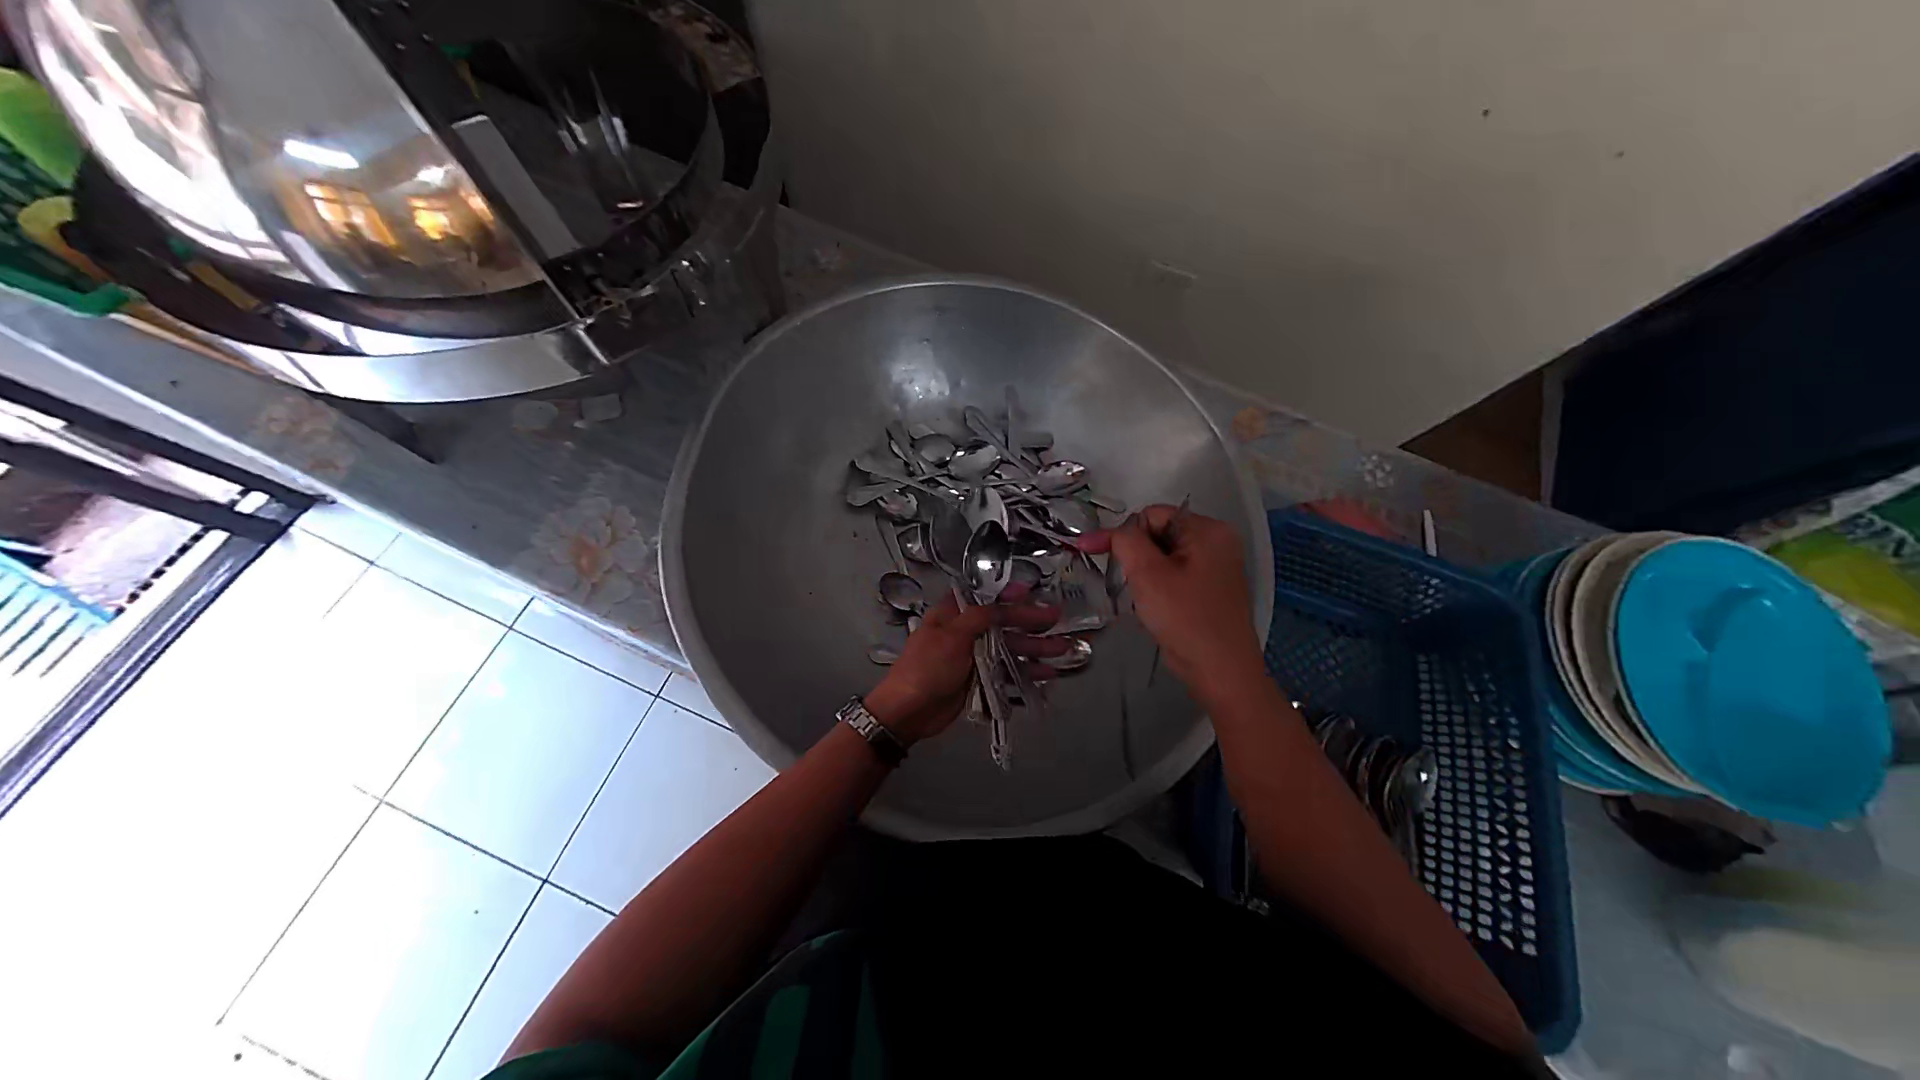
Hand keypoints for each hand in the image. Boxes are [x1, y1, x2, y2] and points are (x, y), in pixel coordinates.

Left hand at [864, 585, 1062, 744]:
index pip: (984, 598)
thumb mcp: (952, 636)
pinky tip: (1047, 674)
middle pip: (1003, 624)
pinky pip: (1007, 674)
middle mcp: (965, 633)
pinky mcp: (980, 681)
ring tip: (1063, 649)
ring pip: (1010, 650)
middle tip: (1058, 619)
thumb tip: (1003, 602)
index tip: (1032, 592)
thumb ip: (979, 617)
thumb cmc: (926, 668)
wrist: (909, 712)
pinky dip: (1026, 674)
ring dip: (1035, 649)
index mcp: (952, 615)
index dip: (1008, 594)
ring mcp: (973, 659)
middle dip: (1031, 622)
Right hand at [1079, 506, 1265, 700]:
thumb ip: (1125, 542)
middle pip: (1159, 533)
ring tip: (1146, 600)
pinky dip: (1160, 587)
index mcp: (1208, 529)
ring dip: (1147, 574)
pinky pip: (1176, 575)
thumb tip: (1108, 532)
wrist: (1220, 670)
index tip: (1104, 558)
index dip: (1125, 535)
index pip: (1152, 515)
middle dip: (1138, 557)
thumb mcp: (1147, 574)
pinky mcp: (1213, 589)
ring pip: (1164, 556)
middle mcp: (1218, 541)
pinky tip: (1159, 609)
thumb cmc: (1184, 618)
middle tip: (1132, 585)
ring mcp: (1218, 566)